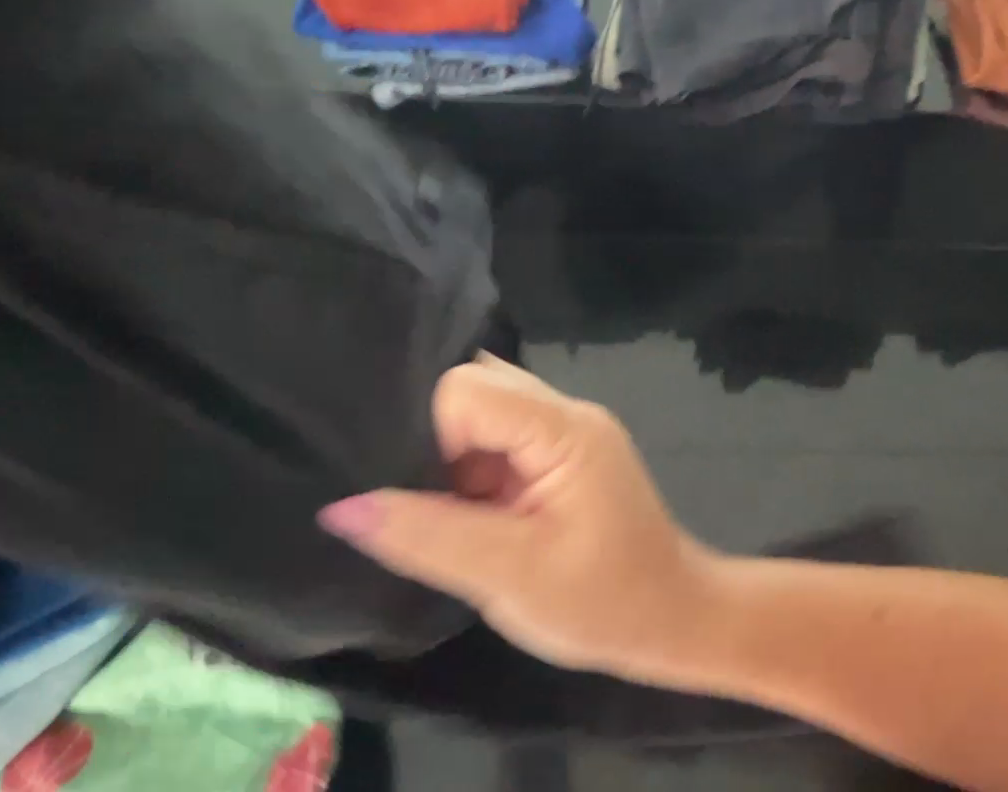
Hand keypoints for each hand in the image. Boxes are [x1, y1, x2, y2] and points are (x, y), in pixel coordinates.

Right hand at [317, 353, 720, 676]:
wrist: (669, 619)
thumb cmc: (602, 601)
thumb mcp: (510, 575)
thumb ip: (428, 534)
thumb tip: (339, 507)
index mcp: (566, 430)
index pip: (469, 387)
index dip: (427, 432)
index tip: (415, 491)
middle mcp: (567, 416)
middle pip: (475, 388)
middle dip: (429, 438)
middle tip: (405, 497)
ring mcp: (565, 437)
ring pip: (481, 416)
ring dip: (445, 460)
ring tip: (428, 512)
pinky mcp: (557, 461)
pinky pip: (495, 444)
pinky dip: (464, 473)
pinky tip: (451, 513)